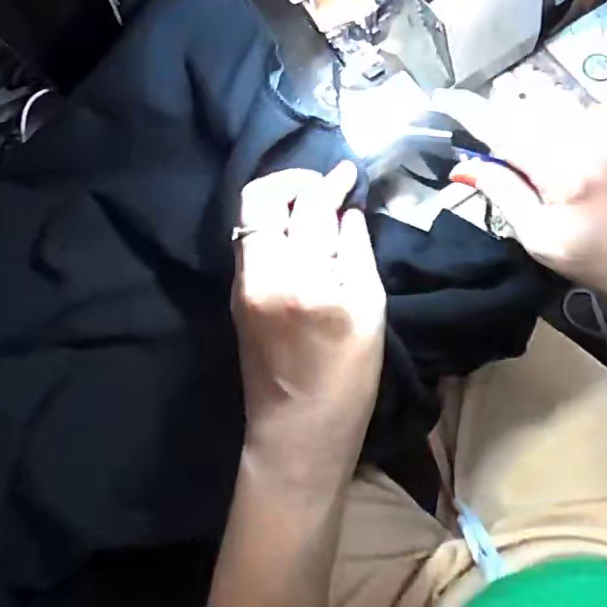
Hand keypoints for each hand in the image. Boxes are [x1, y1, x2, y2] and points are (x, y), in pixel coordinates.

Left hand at [231, 161, 386, 497]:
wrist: (296, 435)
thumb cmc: (347, 380)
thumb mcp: (370, 312)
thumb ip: (357, 251)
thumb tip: (348, 211)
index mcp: (305, 281)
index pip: (312, 208)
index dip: (331, 182)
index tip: (346, 171)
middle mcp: (263, 274)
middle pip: (260, 198)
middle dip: (293, 179)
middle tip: (323, 184)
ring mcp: (242, 284)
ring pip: (251, 217)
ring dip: (281, 200)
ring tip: (315, 206)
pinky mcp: (237, 295)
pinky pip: (252, 240)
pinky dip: (274, 225)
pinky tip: (301, 235)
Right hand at [435, 89, 606, 332]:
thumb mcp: (549, 244)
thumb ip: (504, 196)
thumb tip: (464, 167)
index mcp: (564, 164)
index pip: (498, 123)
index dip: (466, 110)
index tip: (443, 101)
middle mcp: (595, 128)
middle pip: (532, 107)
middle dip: (515, 125)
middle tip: (521, 162)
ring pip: (570, 107)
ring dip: (556, 127)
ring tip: (574, 169)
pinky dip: (595, 131)